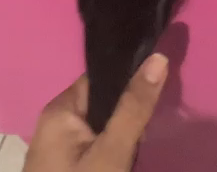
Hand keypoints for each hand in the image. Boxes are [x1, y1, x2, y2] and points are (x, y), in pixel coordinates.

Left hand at [25, 54, 168, 171]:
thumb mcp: (111, 153)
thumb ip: (134, 107)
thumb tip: (159, 56)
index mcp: (59, 111)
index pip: (102, 78)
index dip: (131, 78)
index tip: (162, 82)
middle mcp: (54, 125)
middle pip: (103, 103)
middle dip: (129, 111)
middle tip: (156, 119)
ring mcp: (58, 153)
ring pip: (101, 129)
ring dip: (123, 134)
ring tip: (145, 140)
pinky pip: (94, 150)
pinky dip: (112, 152)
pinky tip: (127, 160)